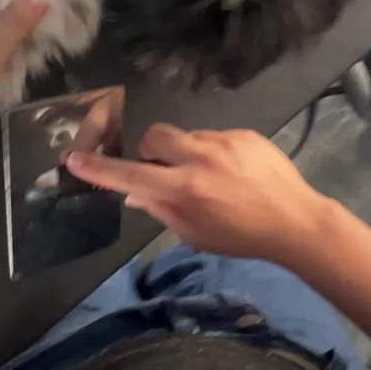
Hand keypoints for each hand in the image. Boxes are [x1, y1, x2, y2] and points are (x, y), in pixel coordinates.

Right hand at [66, 125, 336, 264]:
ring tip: (210, 178)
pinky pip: (214, 137)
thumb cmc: (241, 236)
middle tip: (163, 170)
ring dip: (186, 153)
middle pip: (155, 135)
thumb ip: (160, 209)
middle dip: (151, 150)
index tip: (74, 158)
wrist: (295, 220)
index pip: (132, 175)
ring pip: (187, 136)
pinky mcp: (245, 133)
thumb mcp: (195, 234)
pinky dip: (213, 152)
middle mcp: (202, 158)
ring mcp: (226, 141)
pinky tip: (232, 173)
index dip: (100, 169)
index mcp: (186, 190)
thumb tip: (133, 191)